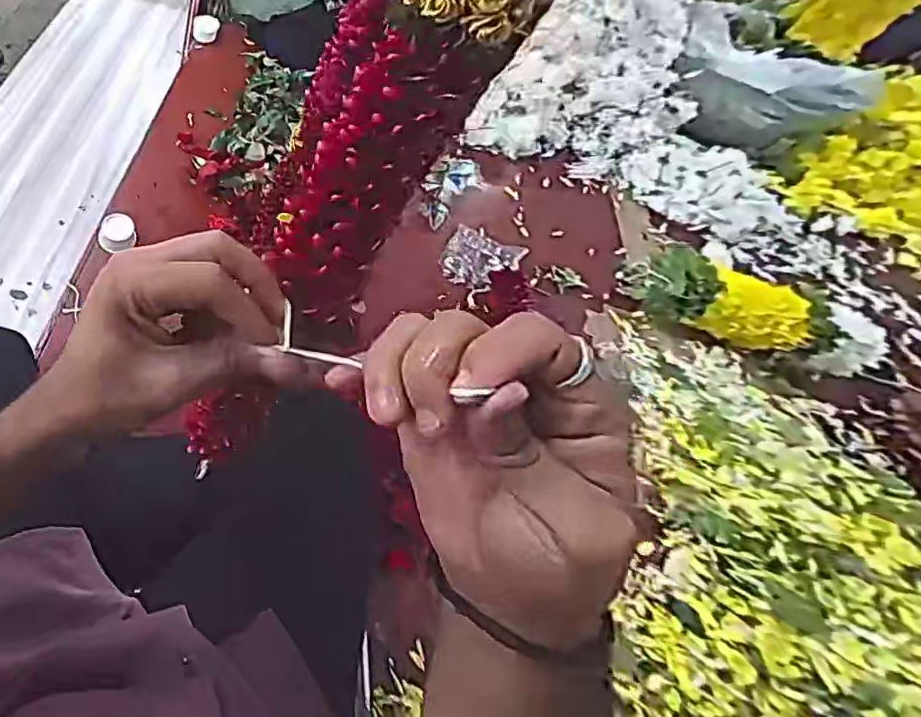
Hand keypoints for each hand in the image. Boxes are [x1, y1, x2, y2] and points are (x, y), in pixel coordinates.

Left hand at [31, 231, 304, 438]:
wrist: (64, 410)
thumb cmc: (102, 399)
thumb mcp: (167, 385)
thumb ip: (228, 365)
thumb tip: (288, 362)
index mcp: (133, 279)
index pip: (208, 278)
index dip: (247, 312)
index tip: (272, 348)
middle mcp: (141, 259)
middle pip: (217, 249)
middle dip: (254, 283)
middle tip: (277, 324)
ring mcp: (147, 265)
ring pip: (214, 257)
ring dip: (243, 291)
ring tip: (258, 332)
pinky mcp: (156, 280)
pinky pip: (204, 276)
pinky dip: (225, 301)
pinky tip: (230, 334)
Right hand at [330, 311, 637, 650]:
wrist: (512, 595)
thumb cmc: (563, 563)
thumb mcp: (579, 529)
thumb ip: (542, 460)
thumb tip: (498, 394)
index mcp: (573, 396)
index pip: (534, 334)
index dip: (499, 348)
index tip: (469, 391)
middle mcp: (512, 375)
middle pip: (462, 325)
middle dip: (434, 364)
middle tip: (433, 427)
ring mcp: (458, 386)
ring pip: (415, 332)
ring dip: (391, 364)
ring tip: (390, 418)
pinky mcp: (417, 404)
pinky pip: (382, 363)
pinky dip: (360, 367)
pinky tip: (341, 382)